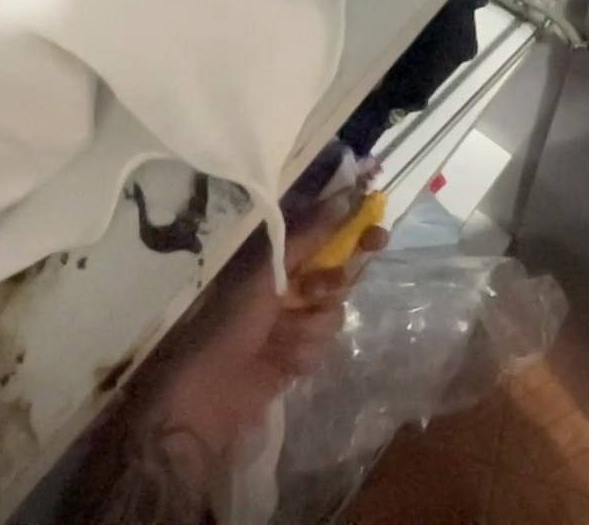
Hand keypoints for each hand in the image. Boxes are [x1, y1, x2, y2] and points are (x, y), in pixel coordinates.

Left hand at [155, 205, 389, 447]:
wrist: (211, 388)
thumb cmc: (233, 320)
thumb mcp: (268, 272)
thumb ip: (308, 238)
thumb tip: (345, 199)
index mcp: (282, 259)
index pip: (328, 238)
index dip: (354, 235)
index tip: (377, 236)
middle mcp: (293, 286)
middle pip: (340, 277)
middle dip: (326, 288)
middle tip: (308, 293)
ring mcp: (299, 321)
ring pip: (334, 314)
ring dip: (307, 327)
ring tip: (277, 336)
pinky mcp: (302, 354)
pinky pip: (325, 347)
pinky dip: (302, 353)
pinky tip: (280, 361)